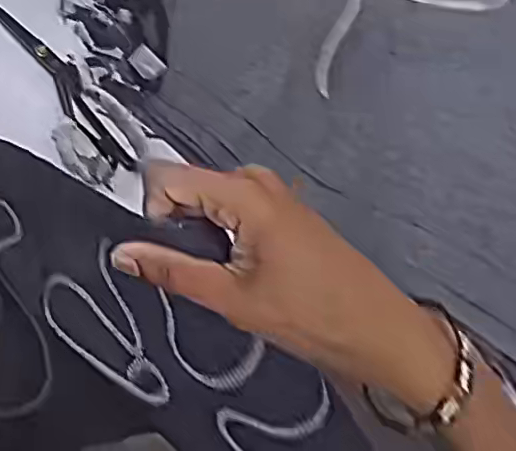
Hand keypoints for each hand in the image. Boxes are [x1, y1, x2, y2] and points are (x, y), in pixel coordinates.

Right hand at [110, 164, 457, 411]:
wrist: (391, 340)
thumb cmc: (324, 318)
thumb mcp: (234, 298)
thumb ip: (170, 270)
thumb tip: (123, 255)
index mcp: (242, 191)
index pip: (163, 176)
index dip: (154, 212)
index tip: (172, 248)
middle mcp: (254, 179)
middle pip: (183, 184)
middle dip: (179, 223)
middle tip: (207, 265)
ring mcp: (268, 189)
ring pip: (202, 196)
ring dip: (202, 229)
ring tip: (231, 269)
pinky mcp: (277, 204)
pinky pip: (226, 202)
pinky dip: (222, 229)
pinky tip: (246, 264)